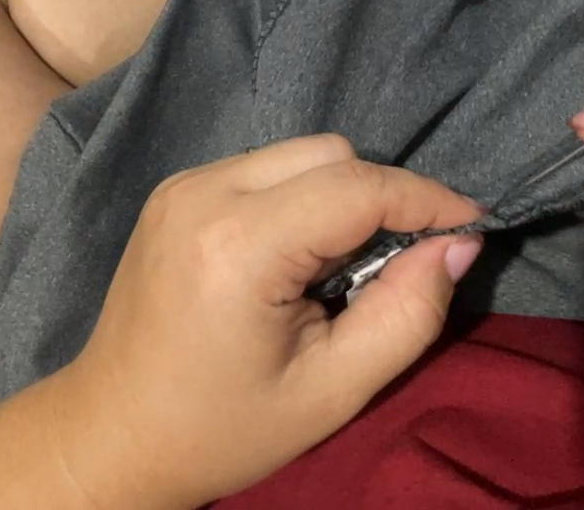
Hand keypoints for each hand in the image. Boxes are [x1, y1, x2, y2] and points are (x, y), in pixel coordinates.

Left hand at [47, 135, 483, 508]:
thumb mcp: (331, 392)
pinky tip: (291, 255)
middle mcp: (205, 191)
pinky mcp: (176, 186)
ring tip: (334, 268)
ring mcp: (184, 182)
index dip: (424, 197)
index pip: (355, 187)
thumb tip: (457, 243)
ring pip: (298, 152)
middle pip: (328, 153)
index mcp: (239, 243)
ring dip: (337, 194)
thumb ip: (406, 314)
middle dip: (378, 197)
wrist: (112, 430)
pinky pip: (264, 166)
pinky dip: (298, 195)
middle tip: (393, 263)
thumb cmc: (223, 425)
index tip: (472, 222)